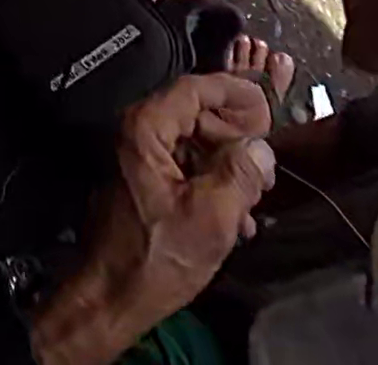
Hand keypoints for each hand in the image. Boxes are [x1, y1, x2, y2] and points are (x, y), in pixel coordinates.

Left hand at [32, 75, 274, 364]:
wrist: (112, 289)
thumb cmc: (155, 254)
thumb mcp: (210, 217)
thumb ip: (240, 176)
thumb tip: (261, 149)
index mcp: (145, 129)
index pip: (191, 89)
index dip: (230, 90)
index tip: (263, 100)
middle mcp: (136, 131)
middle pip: (192, 111)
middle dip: (233, 131)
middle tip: (265, 152)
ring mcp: (137, 153)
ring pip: (190, 138)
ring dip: (225, 159)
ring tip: (256, 189)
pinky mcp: (142, 175)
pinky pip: (181, 161)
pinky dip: (210, 176)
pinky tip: (237, 210)